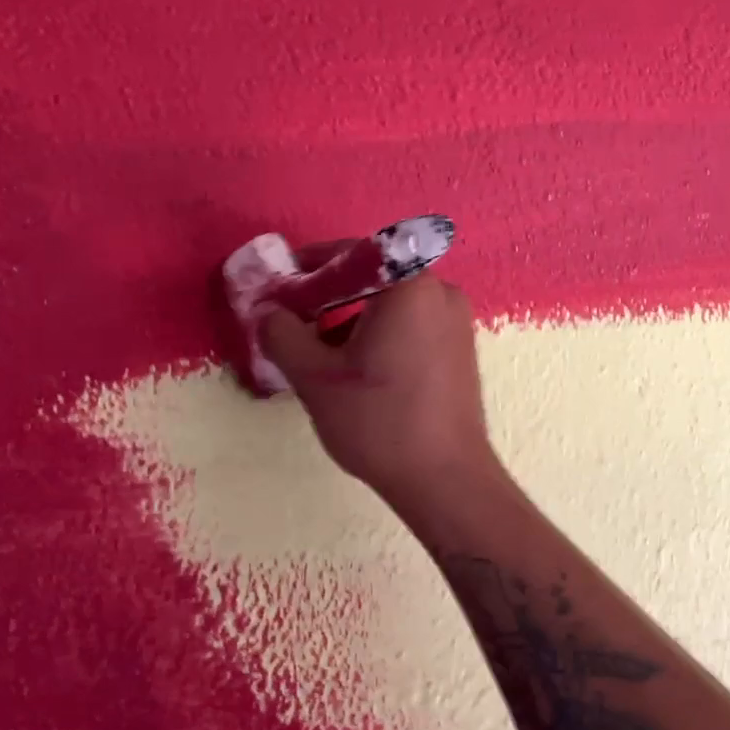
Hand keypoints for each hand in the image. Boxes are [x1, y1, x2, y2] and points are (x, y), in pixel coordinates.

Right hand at [260, 253, 498, 505]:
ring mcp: (457, 321)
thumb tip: (268, 310)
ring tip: (315, 350)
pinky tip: (353, 367)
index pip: (354, 254)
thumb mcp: (315, 376)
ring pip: (393, 304)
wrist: (444, 476)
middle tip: (291, 318)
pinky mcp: (460, 348)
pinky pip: (413, 324)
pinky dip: (380, 333)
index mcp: (411, 286)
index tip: (280, 281)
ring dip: (352, 317)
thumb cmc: (378, 420)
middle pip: (375, 278)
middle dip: (330, 294)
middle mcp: (441, 292)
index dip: (311, 264)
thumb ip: (282, 333)